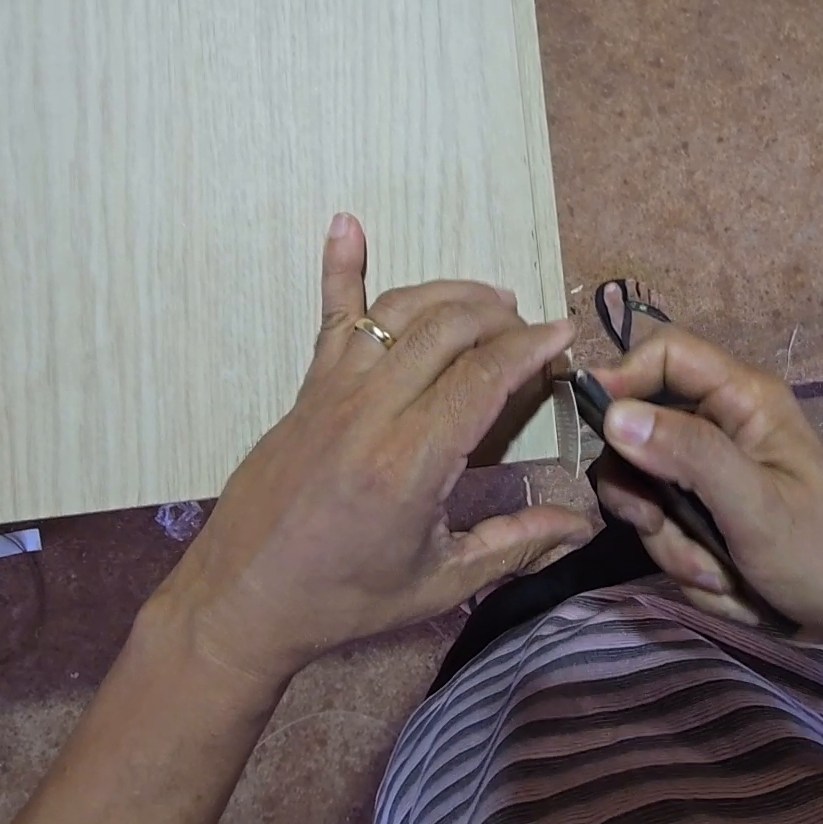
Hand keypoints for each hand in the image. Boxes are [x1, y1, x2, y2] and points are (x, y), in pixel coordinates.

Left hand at [143, 214, 590, 685]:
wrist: (239, 600)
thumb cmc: (342, 599)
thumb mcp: (439, 583)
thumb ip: (515, 544)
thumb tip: (582, 525)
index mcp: (410, 462)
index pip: (483, 377)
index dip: (531, 348)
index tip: (563, 334)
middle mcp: (371, 411)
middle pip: (448, 328)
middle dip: (500, 317)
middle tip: (529, 331)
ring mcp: (333, 391)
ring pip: (399, 310)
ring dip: (452, 293)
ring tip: (489, 299)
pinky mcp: (307, 389)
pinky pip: (329, 317)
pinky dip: (339, 266)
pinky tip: (346, 223)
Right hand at [590, 325, 822, 654]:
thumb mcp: (756, 506)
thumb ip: (688, 454)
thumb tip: (614, 415)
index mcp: (742, 399)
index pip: (666, 353)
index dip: (623, 377)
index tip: (595, 425)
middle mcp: (718, 422)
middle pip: (638, 429)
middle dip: (643, 492)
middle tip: (654, 527)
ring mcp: (706, 468)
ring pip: (642, 485)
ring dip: (666, 538)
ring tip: (714, 575)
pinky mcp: (701, 506)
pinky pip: (659, 522)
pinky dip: (680, 558)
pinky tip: (723, 583)